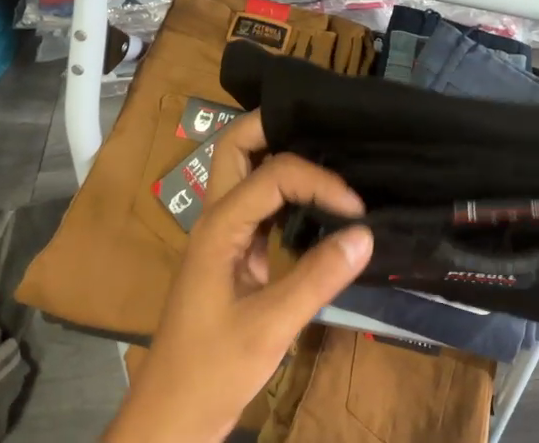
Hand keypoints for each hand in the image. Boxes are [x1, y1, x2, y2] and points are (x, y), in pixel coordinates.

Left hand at [104, 111, 373, 442]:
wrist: (172, 419)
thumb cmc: (213, 370)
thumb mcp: (270, 327)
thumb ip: (318, 278)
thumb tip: (366, 233)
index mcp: (220, 226)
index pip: (276, 174)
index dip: (320, 181)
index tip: (357, 209)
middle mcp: (218, 218)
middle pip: (237, 146)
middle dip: (276, 125)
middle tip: (326, 129)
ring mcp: (224, 235)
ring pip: (246, 169)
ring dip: (281, 153)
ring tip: (330, 152)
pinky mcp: (234, 254)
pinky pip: (260, 202)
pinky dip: (288, 188)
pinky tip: (320, 200)